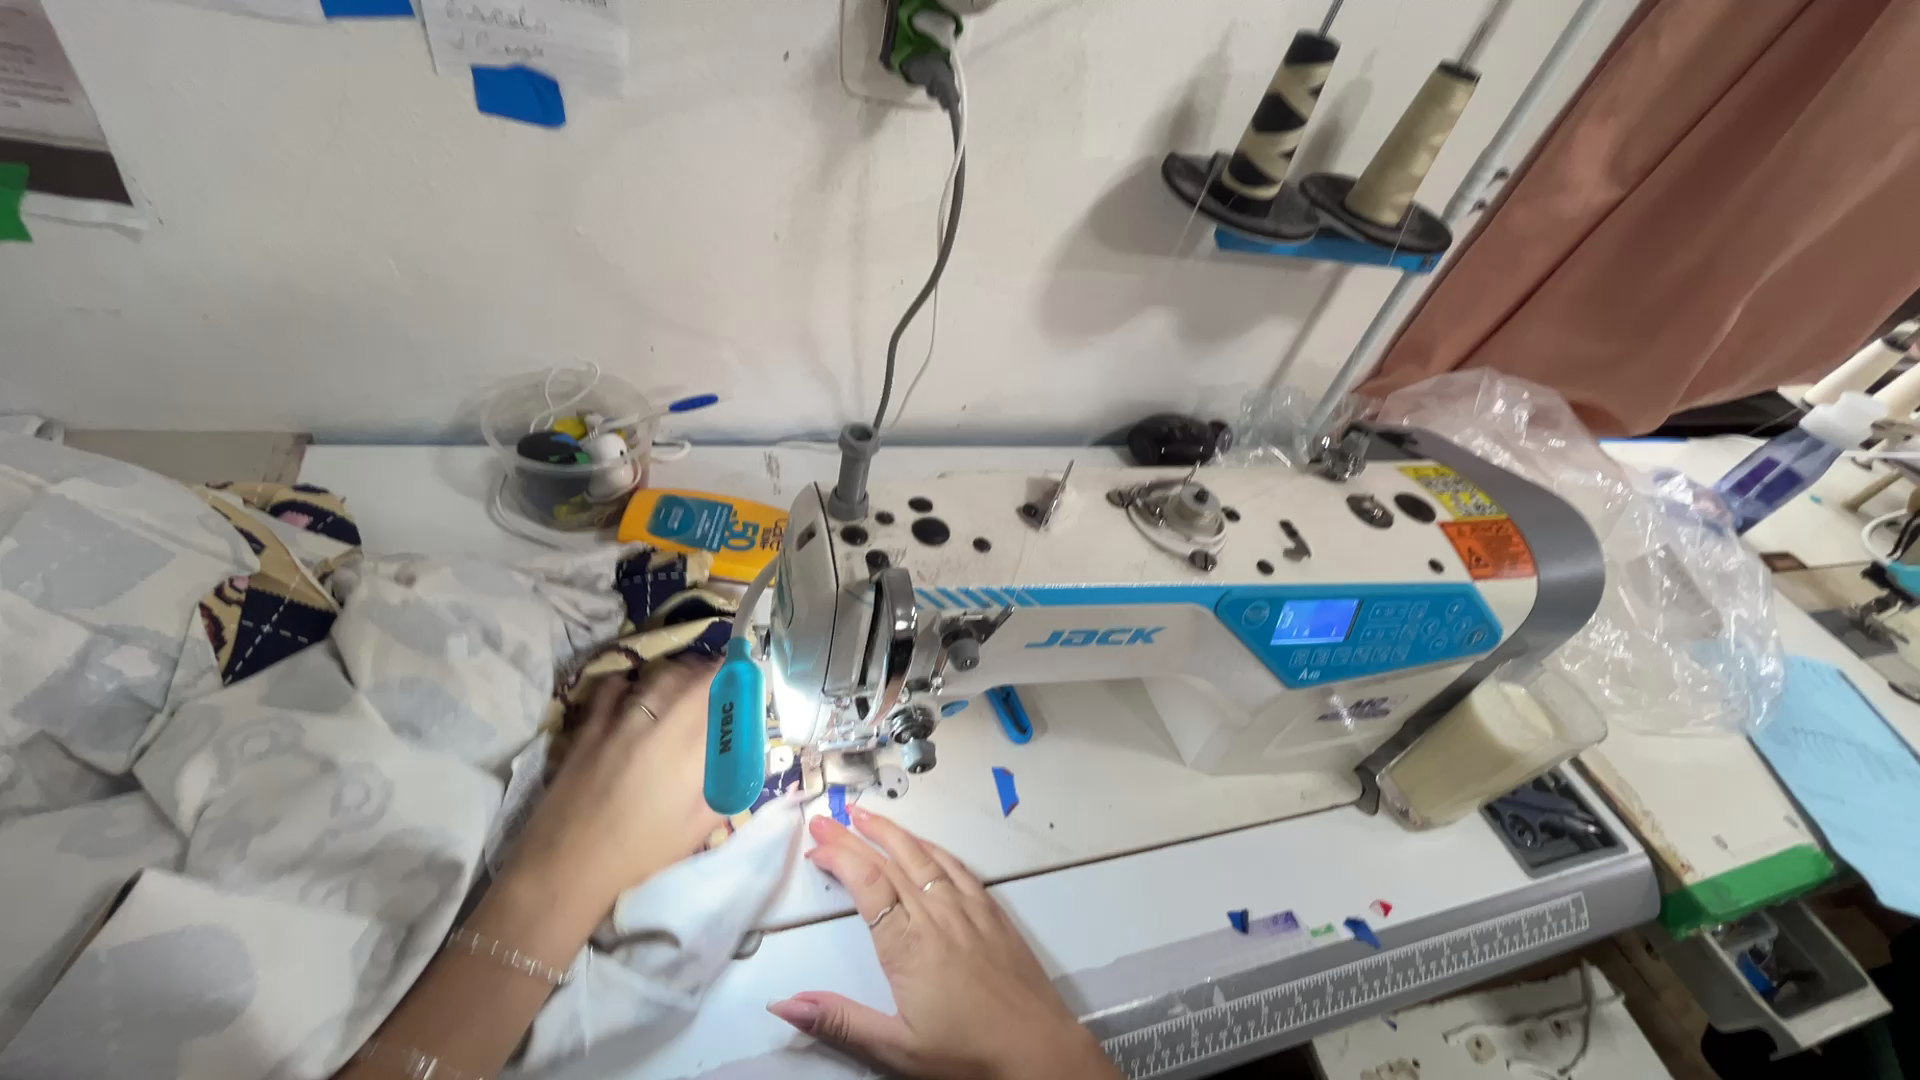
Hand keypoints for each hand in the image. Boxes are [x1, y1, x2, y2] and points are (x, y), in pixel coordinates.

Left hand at [493, 659, 724, 935]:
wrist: (565, 869)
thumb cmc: (638, 854)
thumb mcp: (696, 830)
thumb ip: (725, 791)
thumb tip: (747, 765)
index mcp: (688, 751)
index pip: (719, 695)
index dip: (736, 677)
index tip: (747, 673)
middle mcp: (656, 726)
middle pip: (689, 678)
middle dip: (710, 670)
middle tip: (721, 676)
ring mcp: (618, 724)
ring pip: (655, 680)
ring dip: (677, 673)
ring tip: (686, 678)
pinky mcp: (588, 731)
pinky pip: (610, 690)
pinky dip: (628, 683)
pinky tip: (633, 687)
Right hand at [768, 808, 1119, 1079]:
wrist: (1038, 1051)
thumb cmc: (968, 1053)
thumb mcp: (896, 1047)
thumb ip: (839, 1021)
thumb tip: (786, 1004)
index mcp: (908, 944)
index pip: (867, 883)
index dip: (839, 856)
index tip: (816, 843)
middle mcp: (936, 914)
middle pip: (890, 861)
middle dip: (855, 834)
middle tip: (828, 817)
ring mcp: (967, 908)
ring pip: (924, 856)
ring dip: (893, 832)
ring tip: (868, 816)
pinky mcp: (992, 912)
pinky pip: (958, 867)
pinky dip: (933, 848)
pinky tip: (923, 844)